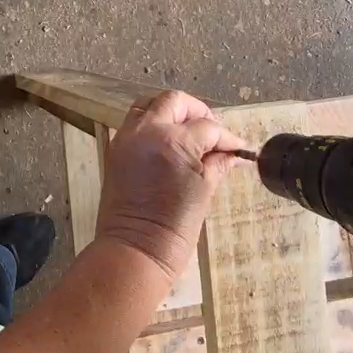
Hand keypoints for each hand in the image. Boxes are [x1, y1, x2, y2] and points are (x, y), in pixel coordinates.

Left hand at [94, 91, 249, 280]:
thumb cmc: (173, 228)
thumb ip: (217, 164)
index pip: (208, 127)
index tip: (237, 148)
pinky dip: (153, 124)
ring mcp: (127, 137)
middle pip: (175, 101)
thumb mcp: (204, 192)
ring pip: (150, 105)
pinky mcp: (116, 149)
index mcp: (173, 141)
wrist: (134, 250)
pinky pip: (135, 122)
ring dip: (171, 112)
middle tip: (212, 132)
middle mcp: (146, 131)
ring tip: (189, 132)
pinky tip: (168, 143)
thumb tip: (231, 154)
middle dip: (197, 112)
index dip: (227, 137)